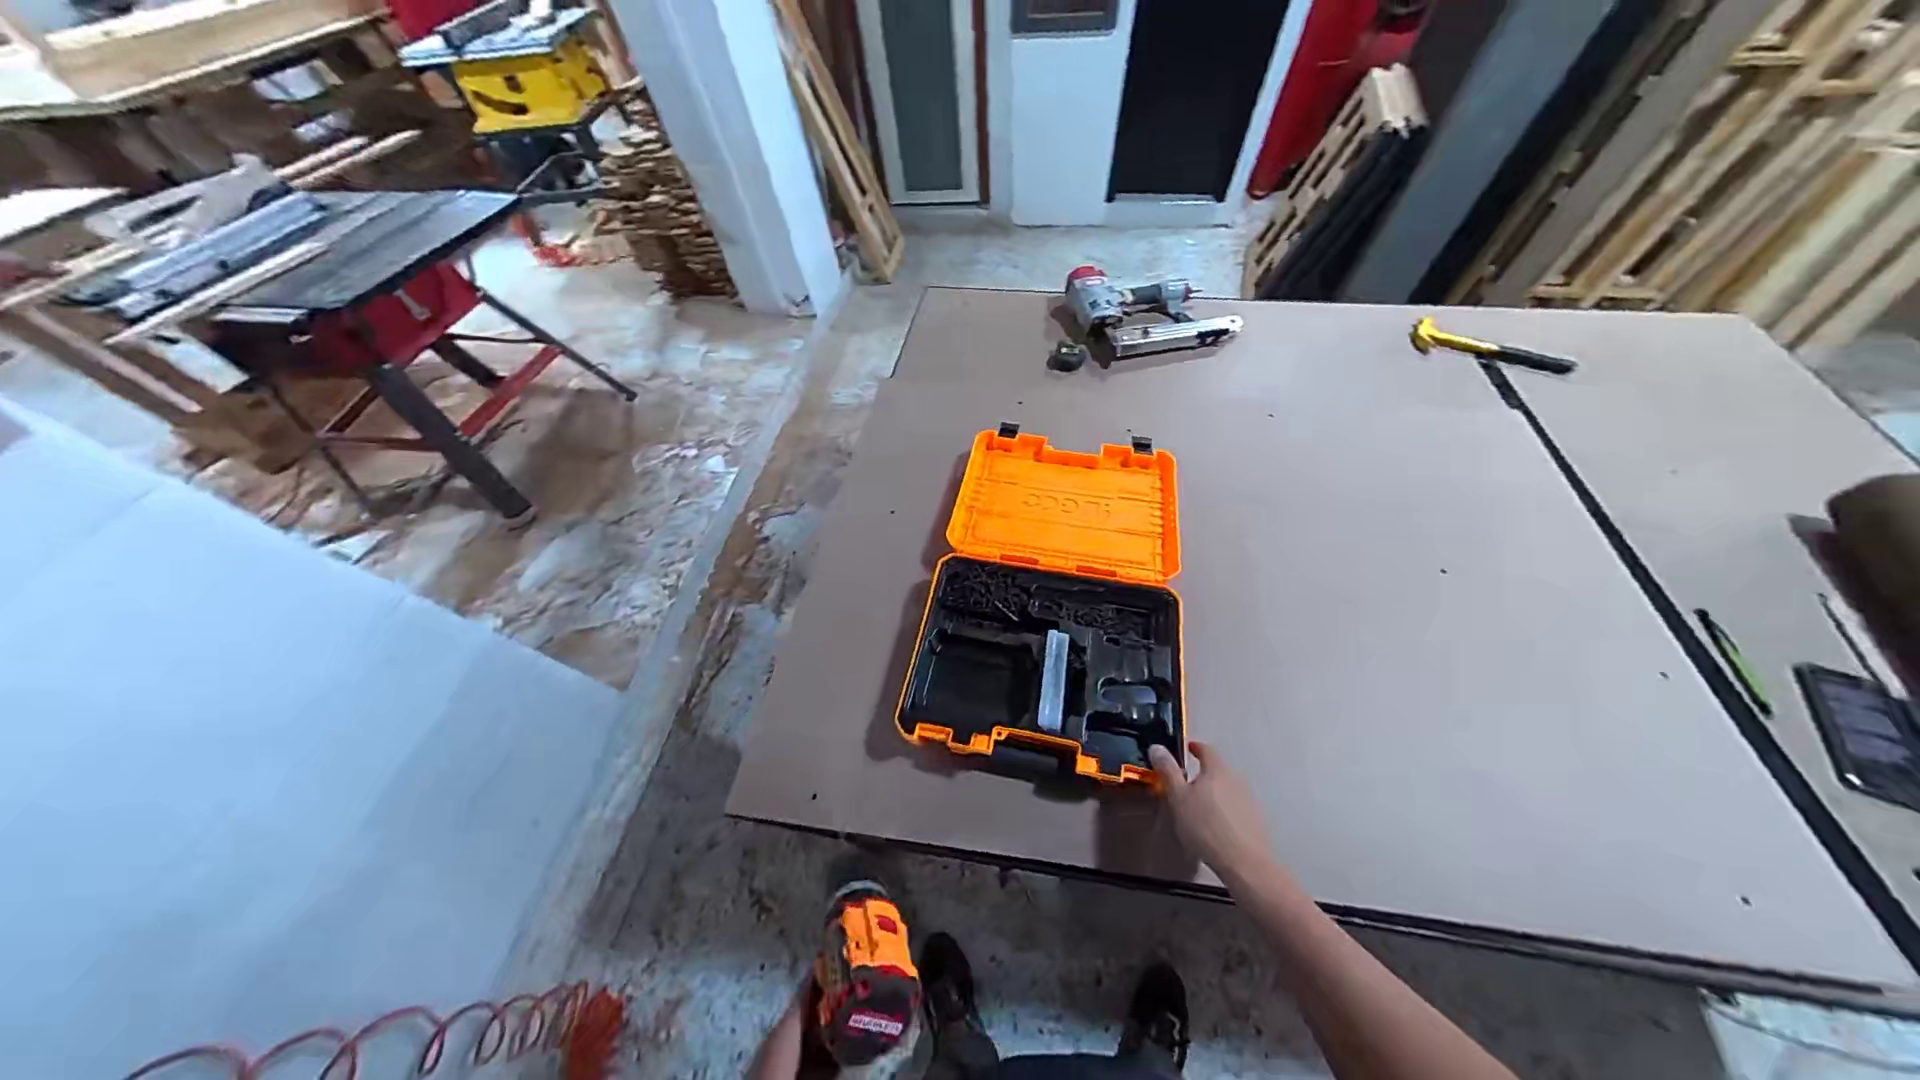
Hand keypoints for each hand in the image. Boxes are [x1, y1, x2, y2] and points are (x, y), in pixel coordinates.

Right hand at [1149, 740, 1275, 881]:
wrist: (1244, 863)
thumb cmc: (1206, 826)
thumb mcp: (1178, 797)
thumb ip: (1167, 770)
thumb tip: (1157, 747)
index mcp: (1217, 770)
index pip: (1207, 749)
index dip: (1196, 747)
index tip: (1188, 748)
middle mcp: (1237, 780)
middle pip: (1218, 769)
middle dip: (1203, 773)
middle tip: (1186, 782)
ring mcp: (1249, 800)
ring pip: (1227, 789)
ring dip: (1214, 793)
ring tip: (1198, 807)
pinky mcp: (1256, 820)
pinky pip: (1236, 807)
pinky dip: (1224, 810)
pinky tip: (1214, 826)